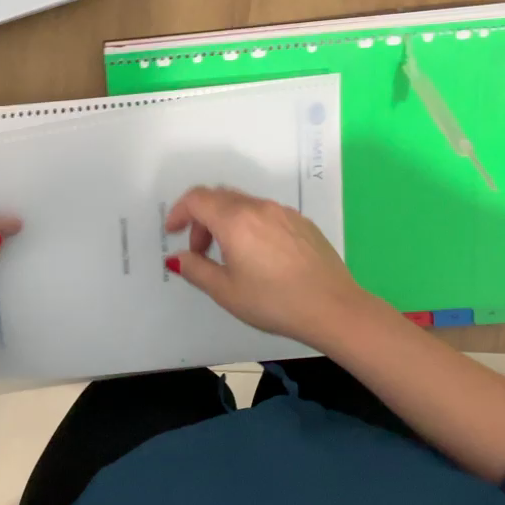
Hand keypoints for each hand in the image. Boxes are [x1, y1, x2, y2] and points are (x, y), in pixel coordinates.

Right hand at [164, 186, 375, 349]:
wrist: (332, 308)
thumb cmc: (273, 302)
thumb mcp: (225, 291)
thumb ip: (196, 269)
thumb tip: (178, 258)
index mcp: (235, 221)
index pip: (197, 199)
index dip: (178, 212)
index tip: (173, 233)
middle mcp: (259, 208)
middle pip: (220, 197)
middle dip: (201, 219)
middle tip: (200, 251)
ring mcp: (284, 213)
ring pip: (244, 204)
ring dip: (226, 222)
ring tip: (229, 256)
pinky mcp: (302, 223)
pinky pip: (266, 214)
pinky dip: (249, 225)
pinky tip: (258, 257)